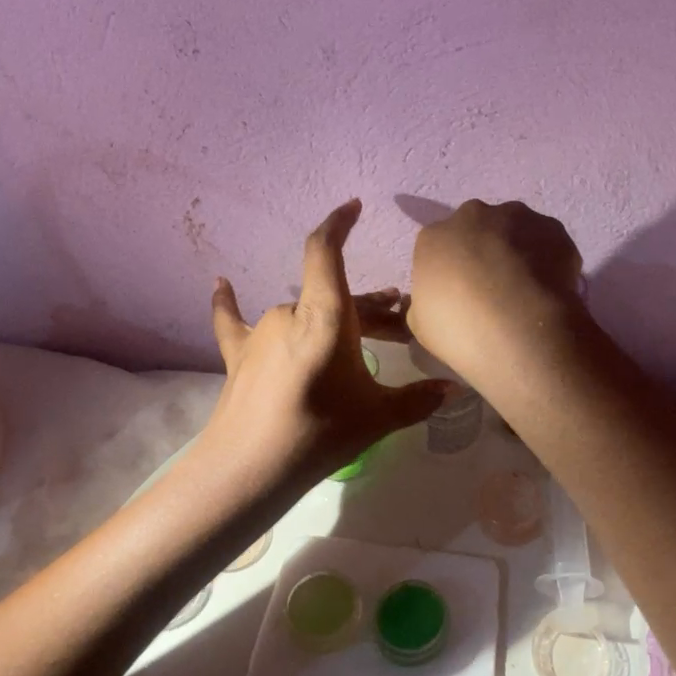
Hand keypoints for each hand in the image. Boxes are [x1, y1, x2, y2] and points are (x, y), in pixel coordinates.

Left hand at [200, 200, 450, 483]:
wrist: (249, 469)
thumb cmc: (321, 433)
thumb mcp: (378, 417)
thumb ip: (418, 399)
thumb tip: (455, 390)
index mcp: (326, 316)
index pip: (327, 252)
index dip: (340, 223)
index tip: (354, 206)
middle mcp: (292, 313)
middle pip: (333, 295)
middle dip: (369, 307)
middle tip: (400, 325)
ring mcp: (262, 332)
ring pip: (304, 312)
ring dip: (331, 320)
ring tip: (354, 341)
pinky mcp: (239, 354)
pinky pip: (236, 320)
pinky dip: (230, 301)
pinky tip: (220, 282)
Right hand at [407, 199, 586, 378]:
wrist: (522, 331)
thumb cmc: (462, 332)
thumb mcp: (422, 325)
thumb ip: (426, 301)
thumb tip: (439, 298)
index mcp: (434, 238)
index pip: (439, 248)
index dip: (452, 271)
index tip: (462, 294)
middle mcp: (472, 215)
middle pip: (476, 229)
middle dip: (484, 251)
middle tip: (495, 288)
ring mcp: (516, 217)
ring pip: (514, 229)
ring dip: (517, 250)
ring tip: (527, 289)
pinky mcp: (552, 227)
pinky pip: (547, 241)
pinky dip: (549, 258)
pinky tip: (550, 287)